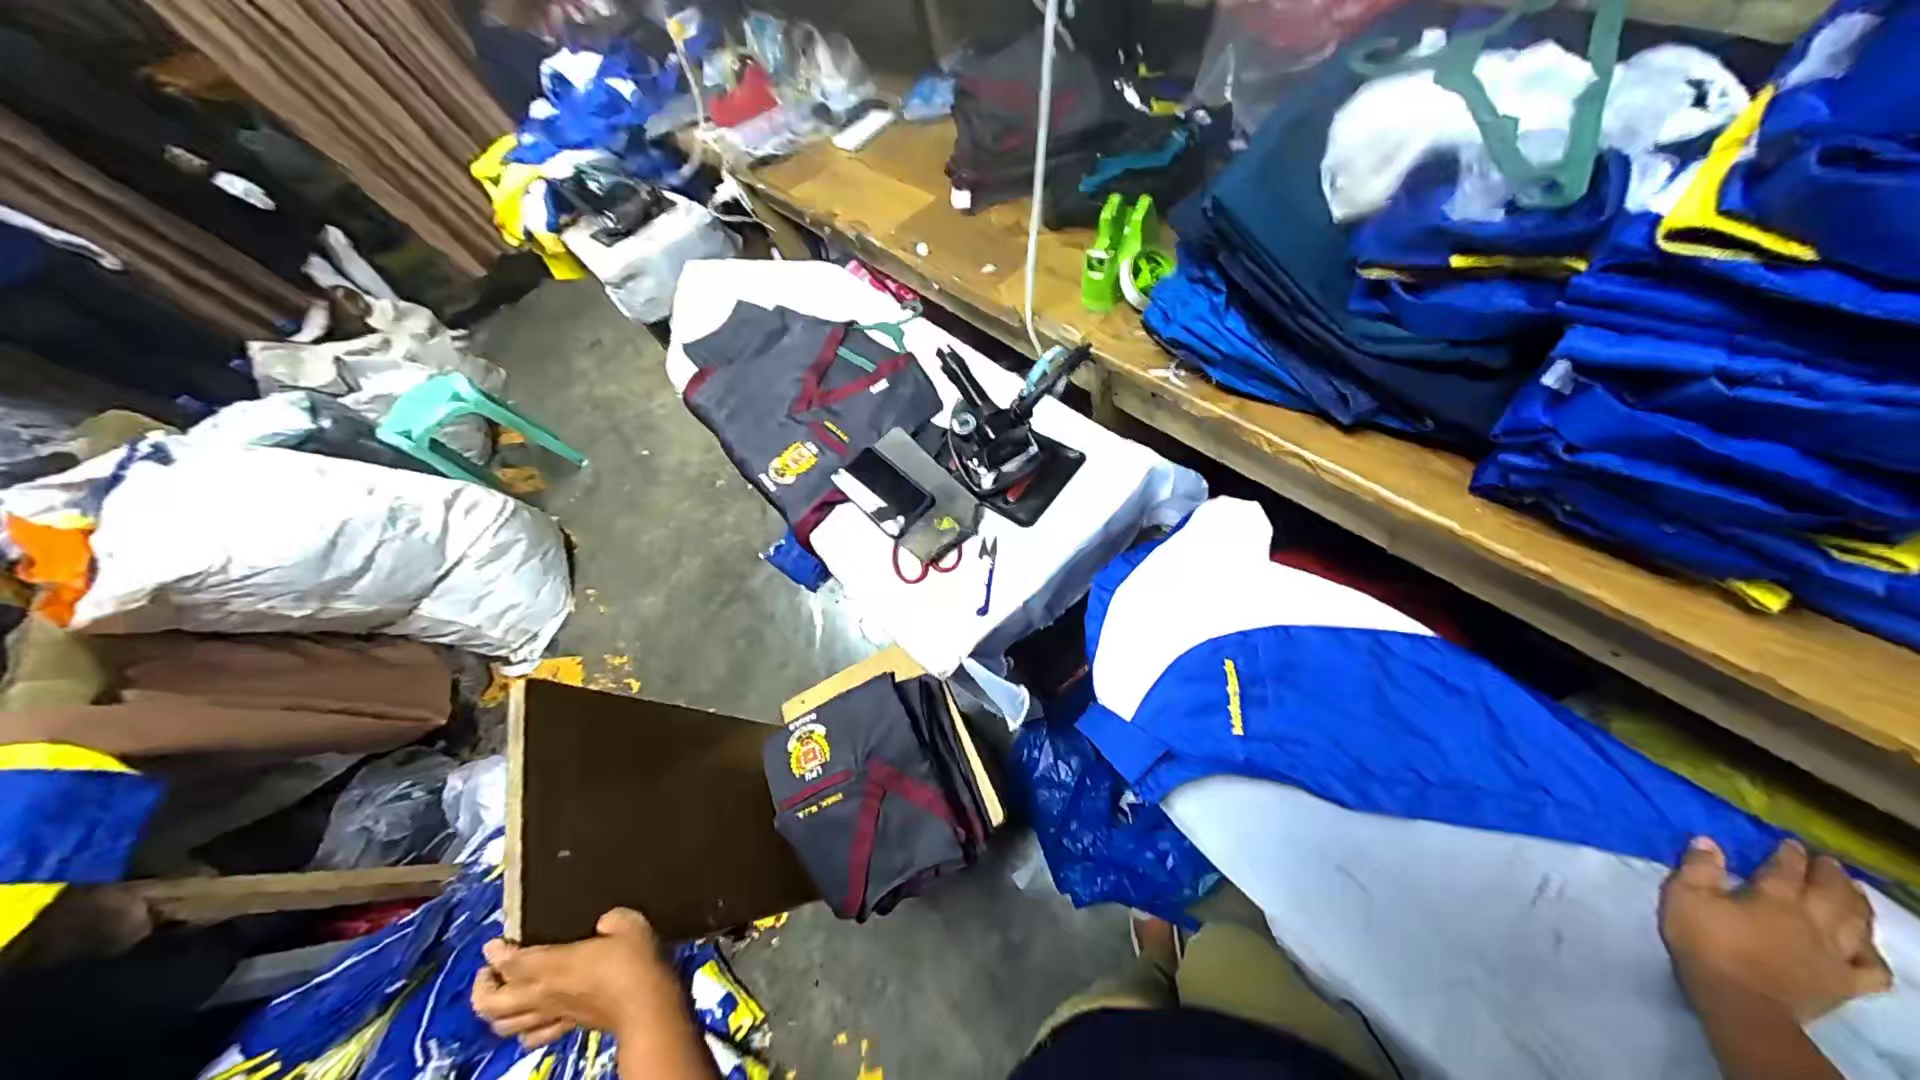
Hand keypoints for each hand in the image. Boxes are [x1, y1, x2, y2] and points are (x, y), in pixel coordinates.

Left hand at [471, 908, 685, 1047]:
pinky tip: (529, 1018)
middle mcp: (543, 994)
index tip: (493, 943)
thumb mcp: (627, 923)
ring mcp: (552, 1015)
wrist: (647, 1005)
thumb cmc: (634, 961)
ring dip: (494, 1012)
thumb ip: (610, 917)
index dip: (496, 953)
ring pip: (503, 1025)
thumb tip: (603, 922)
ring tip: (502, 994)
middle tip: (490, 970)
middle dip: (482, 987)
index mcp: (552, 966)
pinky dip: (522, 1029)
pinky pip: (532, 1037)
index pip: (510, 963)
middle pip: (491, 1003)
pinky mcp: (566, 1028)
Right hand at [1660, 837, 1892, 1023]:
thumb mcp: (1684, 897)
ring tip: (1854, 891)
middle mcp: (1812, 922)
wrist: (1740, 1002)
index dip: (1789, 854)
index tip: (1790, 842)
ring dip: (1858, 904)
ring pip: (1858, 925)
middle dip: (1831, 875)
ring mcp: (1834, 955)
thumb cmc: (1706, 943)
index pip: (1786, 870)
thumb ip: (1697, 868)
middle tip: (1828, 861)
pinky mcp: (1844, 982)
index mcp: (1774, 900)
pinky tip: (1865, 946)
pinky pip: (1872, 968)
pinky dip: (1872, 953)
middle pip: (1831, 894)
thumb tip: (1708, 841)